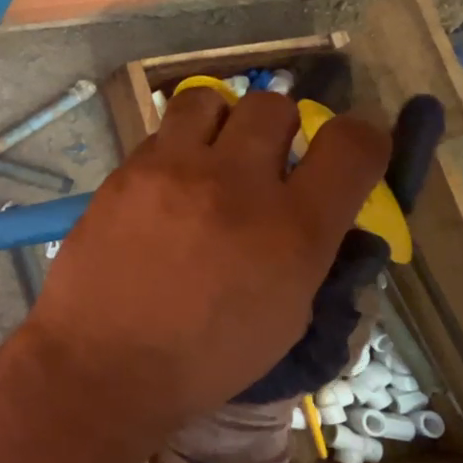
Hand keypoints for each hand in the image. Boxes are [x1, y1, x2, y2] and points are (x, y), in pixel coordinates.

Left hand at [25, 87, 388, 451]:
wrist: (104, 362)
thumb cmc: (204, 360)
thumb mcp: (286, 315)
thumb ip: (306, 249)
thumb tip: (312, 210)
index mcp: (294, 227)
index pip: (352, 143)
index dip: (359, 139)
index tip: (345, 152)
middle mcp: (235, 183)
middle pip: (272, 104)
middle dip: (278, 126)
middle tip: (263, 160)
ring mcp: (171, 171)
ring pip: (205, 99)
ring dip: (217, 121)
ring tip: (209, 156)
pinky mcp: (123, 172)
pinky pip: (158, 135)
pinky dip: (171, 150)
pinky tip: (164, 186)